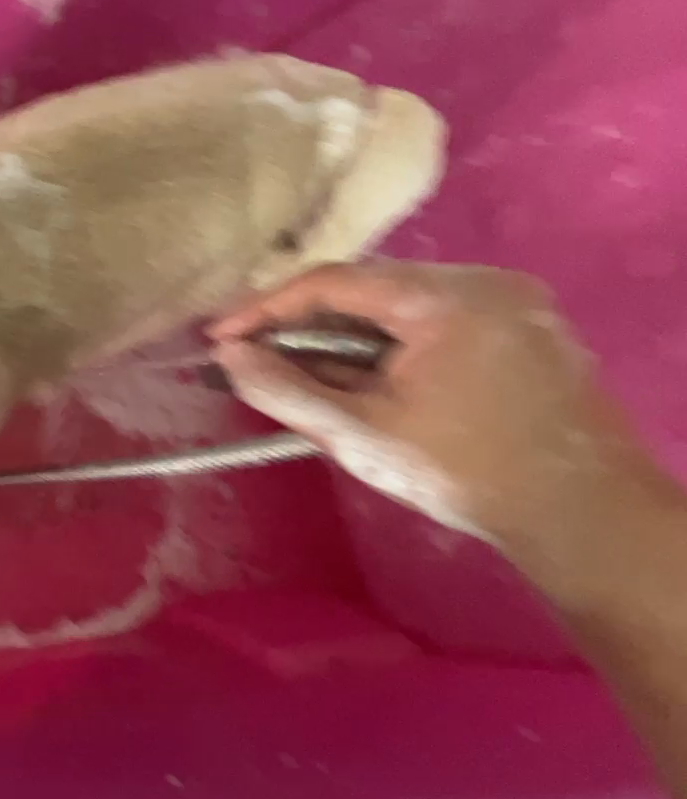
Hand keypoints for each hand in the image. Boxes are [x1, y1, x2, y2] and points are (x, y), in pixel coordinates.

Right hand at [208, 262, 674, 573]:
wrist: (582, 515)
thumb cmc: (460, 469)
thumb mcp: (355, 432)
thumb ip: (282, 389)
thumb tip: (227, 356)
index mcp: (448, 298)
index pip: (333, 283)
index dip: (263, 308)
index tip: (217, 340)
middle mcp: (484, 283)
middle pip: (363, 289)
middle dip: (297, 322)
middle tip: (246, 355)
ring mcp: (507, 303)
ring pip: (391, 305)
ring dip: (333, 336)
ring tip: (287, 371)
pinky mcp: (515, 328)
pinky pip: (423, 321)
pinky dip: (374, 345)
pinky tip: (346, 376)